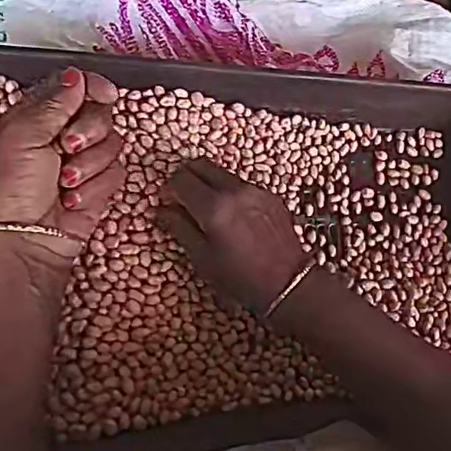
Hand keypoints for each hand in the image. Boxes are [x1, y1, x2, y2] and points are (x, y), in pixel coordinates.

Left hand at [0, 68, 124, 262]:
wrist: (24, 239)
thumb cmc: (9, 191)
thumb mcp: (22, 135)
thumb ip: (54, 103)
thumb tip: (77, 77)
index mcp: (37, 117)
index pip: (75, 89)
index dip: (92, 87)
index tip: (103, 93)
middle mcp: (61, 137)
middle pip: (100, 114)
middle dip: (89, 131)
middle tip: (67, 148)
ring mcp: (83, 162)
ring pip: (113, 144)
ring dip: (90, 165)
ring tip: (65, 184)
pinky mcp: (99, 187)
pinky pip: (117, 173)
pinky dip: (97, 187)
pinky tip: (74, 200)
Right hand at [155, 159, 309, 314]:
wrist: (287, 284)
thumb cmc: (240, 278)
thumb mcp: (202, 258)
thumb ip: (179, 228)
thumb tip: (162, 210)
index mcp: (215, 206)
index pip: (180, 179)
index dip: (169, 189)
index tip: (167, 202)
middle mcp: (237, 191)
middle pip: (201, 165)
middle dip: (187, 178)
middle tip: (182, 199)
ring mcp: (257, 191)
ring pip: (223, 174)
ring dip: (210, 184)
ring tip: (207, 212)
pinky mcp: (272, 197)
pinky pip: (243, 185)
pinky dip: (230, 193)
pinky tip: (232, 217)